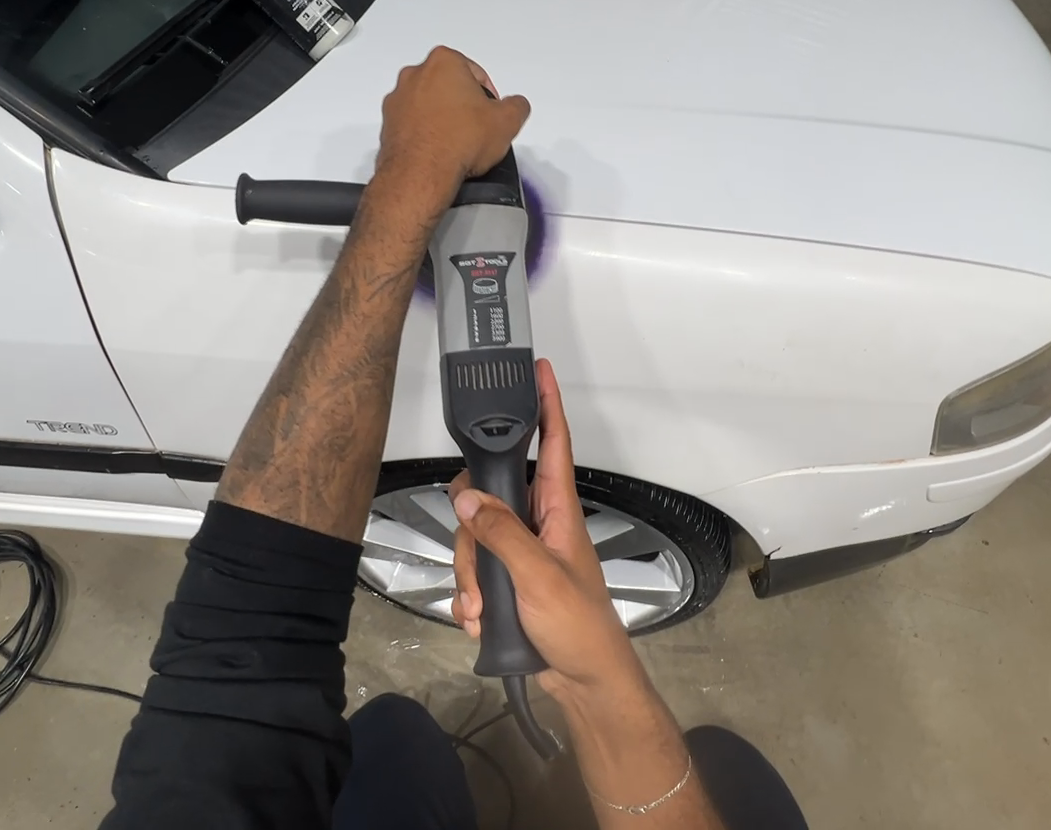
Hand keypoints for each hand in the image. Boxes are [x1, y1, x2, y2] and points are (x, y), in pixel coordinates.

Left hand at [372, 46, 530, 201]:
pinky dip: (424, 134)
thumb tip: (516, 106)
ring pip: (427, 105)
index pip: (474, 73)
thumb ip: (517, 106)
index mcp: (444, 62)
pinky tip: (437, 153)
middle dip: (462, 104)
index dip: (488, 96)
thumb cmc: (459, 141)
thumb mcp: (507, 122)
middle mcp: (415, 74)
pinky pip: (412, 125)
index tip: (491, 115)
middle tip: (476, 129)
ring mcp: (397, 100)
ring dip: (441, 119)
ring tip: (456, 144)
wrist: (421, 174)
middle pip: (447, 86)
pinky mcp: (386, 125)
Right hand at [449, 360, 645, 701]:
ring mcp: (522, 549)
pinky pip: (477, 569)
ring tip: (482, 611)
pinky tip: (481, 621)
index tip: (539, 367)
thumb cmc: (578, 624)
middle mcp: (538, 519)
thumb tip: (466, 496)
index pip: (553, 441)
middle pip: (489, 494)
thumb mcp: (539, 576)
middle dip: (473, 531)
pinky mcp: (509, 577)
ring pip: (476, 536)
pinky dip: (473, 596)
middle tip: (477, 569)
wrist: (585, 683)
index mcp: (557, 507)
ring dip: (471, 575)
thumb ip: (502, 533)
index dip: (548, 402)